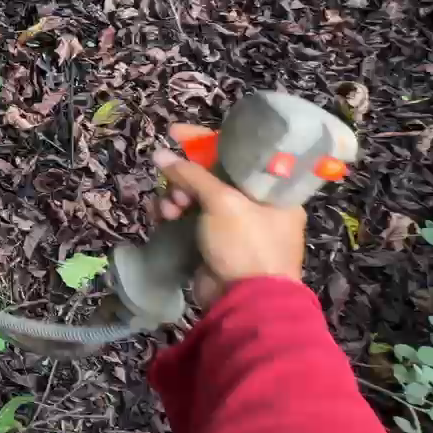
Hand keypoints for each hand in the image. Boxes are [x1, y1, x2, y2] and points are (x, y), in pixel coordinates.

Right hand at [155, 123, 307, 306]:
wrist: (246, 300)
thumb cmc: (247, 245)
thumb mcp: (222, 203)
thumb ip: (191, 174)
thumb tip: (160, 154)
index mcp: (273, 194)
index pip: (239, 155)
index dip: (206, 141)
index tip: (174, 132)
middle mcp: (255, 206)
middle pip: (209, 175)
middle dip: (183, 177)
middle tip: (174, 187)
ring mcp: (232, 224)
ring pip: (192, 194)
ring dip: (173, 196)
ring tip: (169, 210)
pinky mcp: (211, 238)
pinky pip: (185, 214)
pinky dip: (170, 213)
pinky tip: (163, 219)